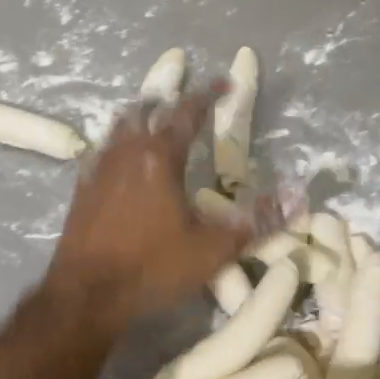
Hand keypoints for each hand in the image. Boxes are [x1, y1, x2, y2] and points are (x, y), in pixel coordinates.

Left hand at [44, 83, 274, 330]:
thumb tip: (299, 197)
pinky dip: (115, 148)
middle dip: (168, 102)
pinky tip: (118, 163)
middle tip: (184, 103)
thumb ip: (256, 222)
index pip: (187, 112)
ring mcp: (97, 171)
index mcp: (159, 157)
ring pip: (118, 130)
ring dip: (138, 119)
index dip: (208, 95)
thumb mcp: (212, 250)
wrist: (87, 294)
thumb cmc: (152, 268)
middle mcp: (125, 153)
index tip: (224, 84)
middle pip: (145, 111)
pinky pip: (99, 155)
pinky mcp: (80, 192)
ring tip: (152, 123)